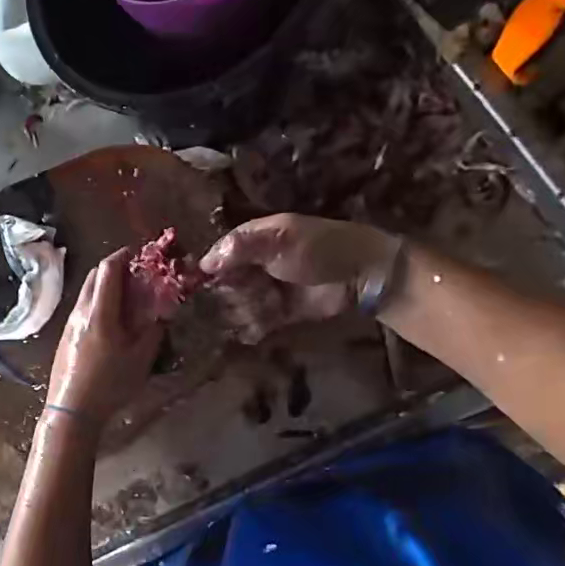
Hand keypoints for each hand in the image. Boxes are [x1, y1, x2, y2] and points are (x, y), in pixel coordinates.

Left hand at [45, 249, 161, 428]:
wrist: (71, 410)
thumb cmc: (110, 385)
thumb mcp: (141, 359)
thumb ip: (153, 331)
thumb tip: (161, 313)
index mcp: (99, 312)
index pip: (108, 269)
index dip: (124, 255)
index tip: (140, 254)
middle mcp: (80, 312)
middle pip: (94, 276)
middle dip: (115, 267)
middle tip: (137, 274)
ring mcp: (69, 324)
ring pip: (87, 292)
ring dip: (106, 285)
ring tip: (128, 297)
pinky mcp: (65, 336)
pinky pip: (82, 308)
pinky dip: (98, 302)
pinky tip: (112, 319)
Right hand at [200, 214, 403, 327]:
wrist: (361, 274)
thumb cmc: (318, 248)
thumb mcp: (278, 238)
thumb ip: (239, 248)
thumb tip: (203, 264)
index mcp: (251, 243)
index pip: (217, 257)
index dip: (210, 270)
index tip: (205, 282)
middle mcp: (253, 267)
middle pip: (224, 285)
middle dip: (230, 293)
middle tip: (248, 292)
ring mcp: (265, 291)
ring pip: (236, 306)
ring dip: (245, 309)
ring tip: (266, 305)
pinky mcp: (278, 314)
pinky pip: (254, 323)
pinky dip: (252, 327)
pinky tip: (258, 325)